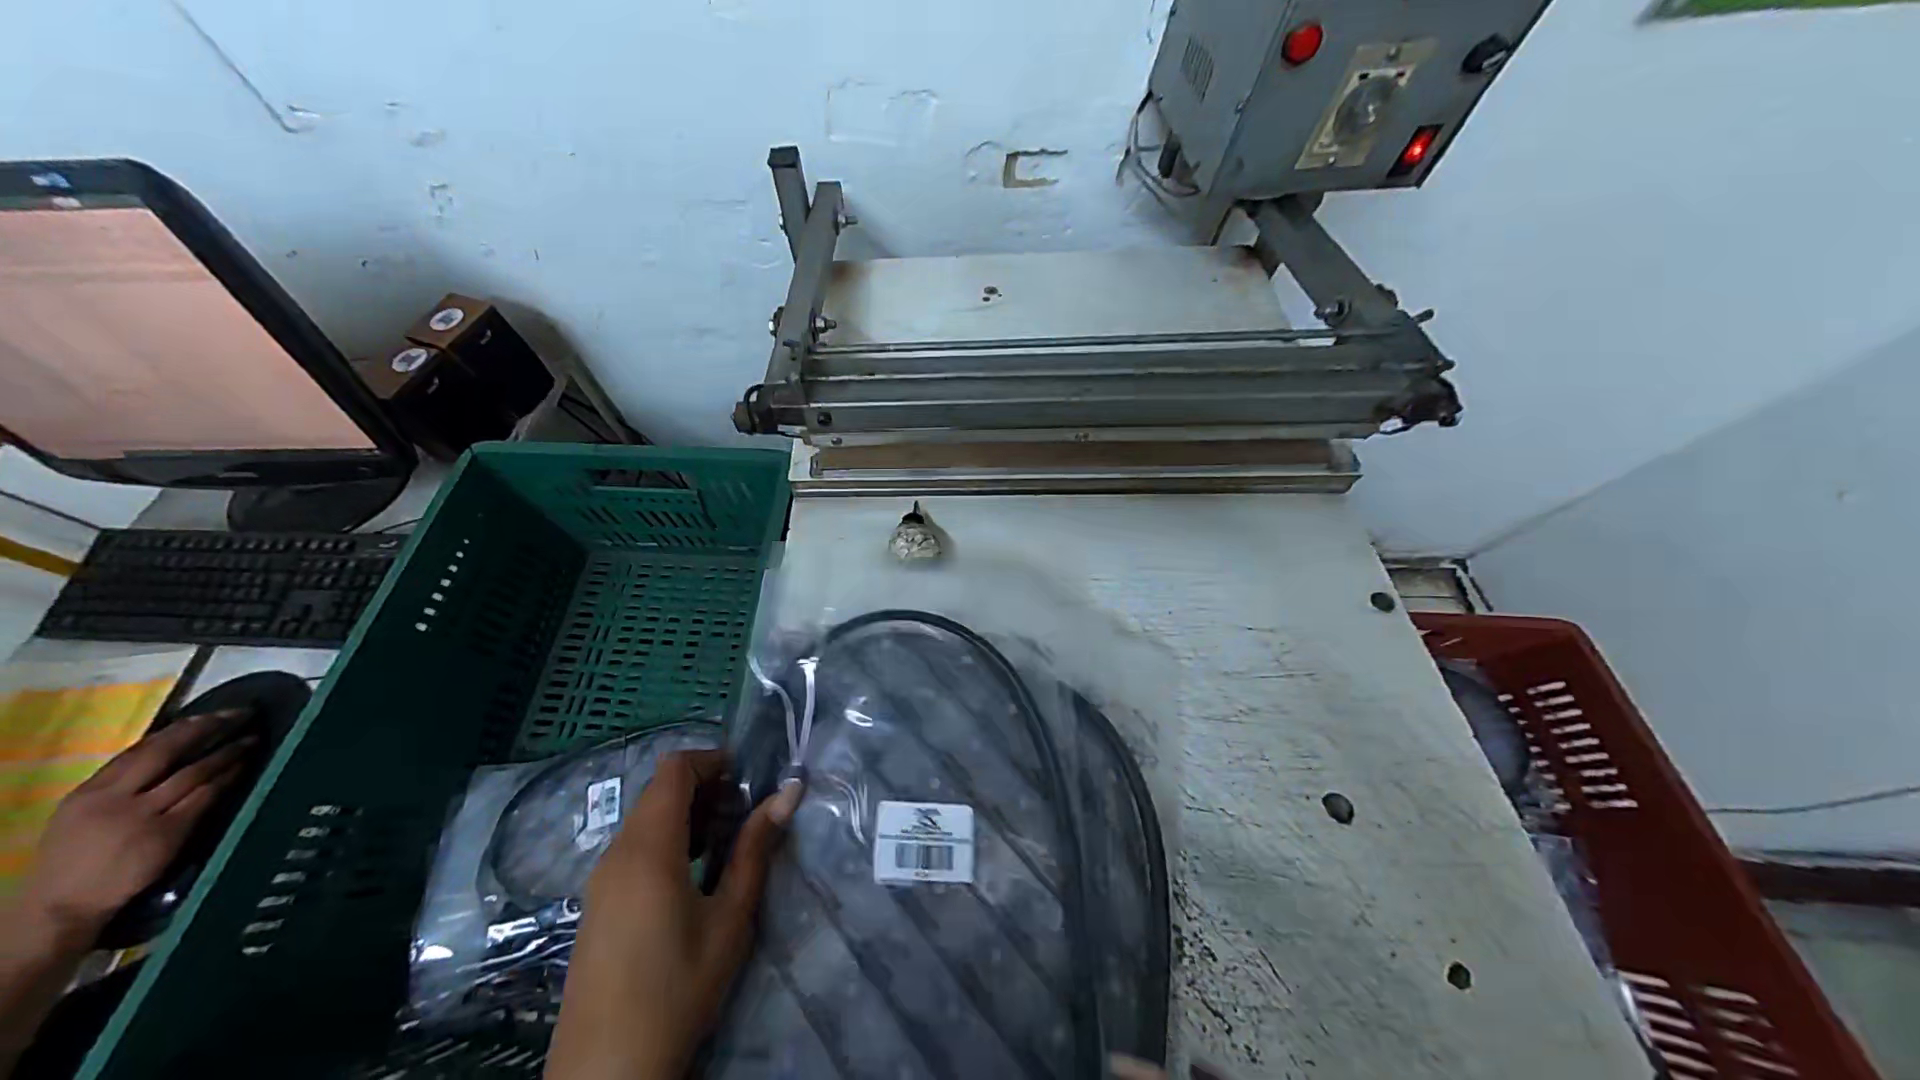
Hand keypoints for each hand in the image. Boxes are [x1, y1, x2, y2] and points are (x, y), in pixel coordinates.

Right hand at [19, 708, 256, 943]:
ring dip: (229, 751)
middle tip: (242, 714)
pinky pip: (205, 796)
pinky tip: (245, 766)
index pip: (140, 749)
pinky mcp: (167, 832)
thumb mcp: (83, 814)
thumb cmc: (75, 858)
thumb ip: (119, 785)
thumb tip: (168, 753)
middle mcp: (114, 798)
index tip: (211, 714)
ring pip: (194, 771)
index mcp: (89, 792)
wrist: (61, 906)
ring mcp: (142, 815)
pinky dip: (228, 777)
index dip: (181, 728)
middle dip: (209, 728)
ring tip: (254, 737)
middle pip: (169, 752)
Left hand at [547, 750, 802, 1079]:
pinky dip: (667, 840)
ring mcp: (600, 879)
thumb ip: (755, 849)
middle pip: (659, 791)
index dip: (713, 760)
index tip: (750, 777)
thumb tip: (788, 793)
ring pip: (645, 819)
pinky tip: (693, 877)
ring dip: (687, 815)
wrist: (607, 1072)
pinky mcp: (597, 903)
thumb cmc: (679, 987)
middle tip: (747, 813)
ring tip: (727, 844)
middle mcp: (616, 852)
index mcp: (648, 848)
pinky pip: (633, 848)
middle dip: (705, 788)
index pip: (674, 769)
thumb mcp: (730, 917)